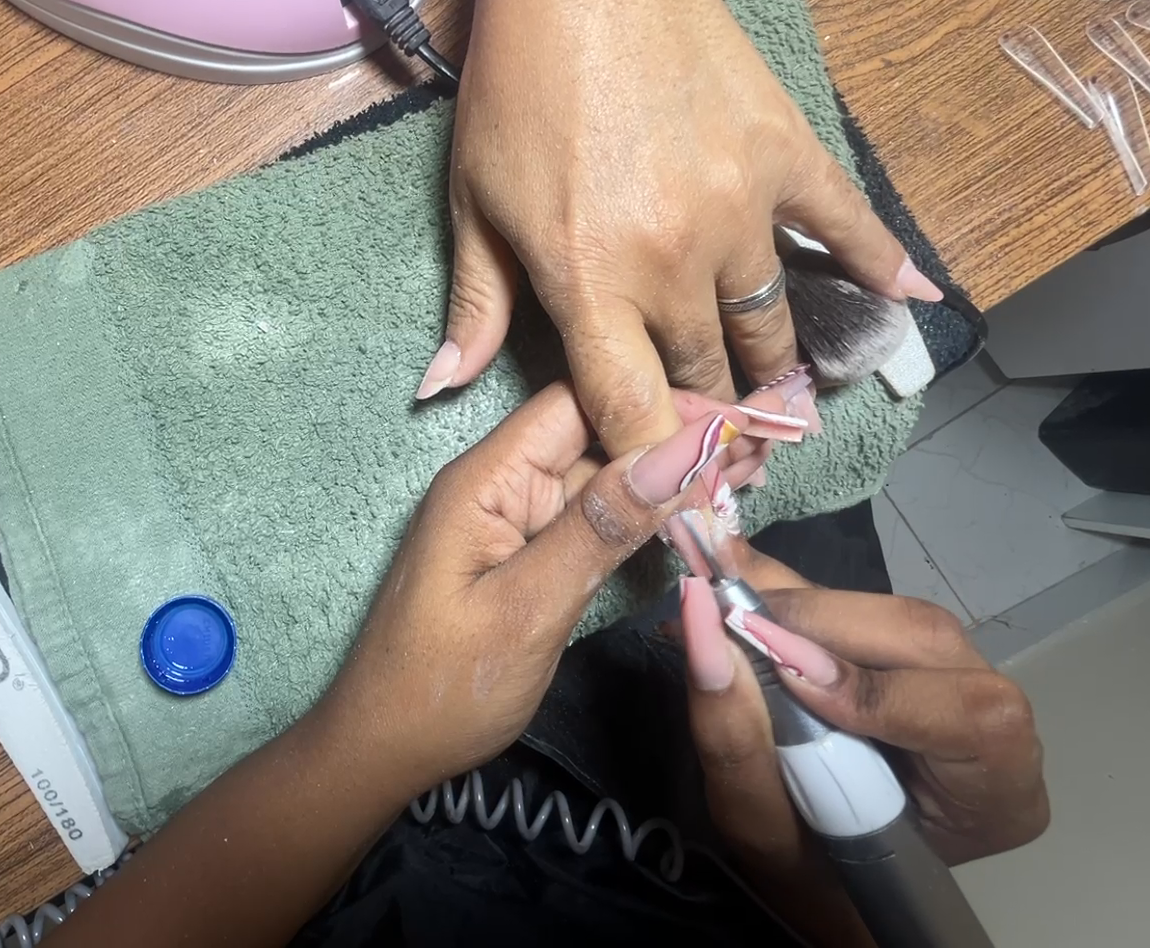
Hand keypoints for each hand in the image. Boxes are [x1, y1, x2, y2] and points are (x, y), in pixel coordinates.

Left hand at [316, 383, 744, 792]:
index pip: (574, 406)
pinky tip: (689, 519)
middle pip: (590, 439)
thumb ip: (598, 528)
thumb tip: (677, 451)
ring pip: (595, 480)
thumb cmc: (444, 685)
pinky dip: (637, 519)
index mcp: (485, 480)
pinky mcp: (521, 554)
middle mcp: (497, 485)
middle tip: (763, 449)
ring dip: (663, 480)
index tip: (735, 415)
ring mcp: (510, 520)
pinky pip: (584, 521)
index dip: (652, 402)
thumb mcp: (527, 608)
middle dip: (671, 440)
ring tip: (748, 475)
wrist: (385, 746)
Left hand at [426, 0, 940, 455]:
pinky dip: (876, 267)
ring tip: (775, 404)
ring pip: (767, 325)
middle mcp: (672, 263)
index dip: (649, 467)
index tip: (668, 503)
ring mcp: (741, 210)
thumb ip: (474, 310)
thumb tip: (440, 388)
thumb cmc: (515, 95)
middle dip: (703, 419)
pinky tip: (909, 304)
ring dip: (770, 372)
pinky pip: (844, 225)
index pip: (629, 411)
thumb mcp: (473, 207)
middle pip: (700, 375)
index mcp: (587, 283)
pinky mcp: (787, 155)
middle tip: (715, 451)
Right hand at [673, 547, 1048, 943]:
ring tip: (722, 608)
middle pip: (923, 638)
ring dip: (794, 602)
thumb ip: (735, 739)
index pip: (973, 718)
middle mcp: (988, 721)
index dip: (876, 688)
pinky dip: (779, 584)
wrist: (817, 862)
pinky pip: (846, 596)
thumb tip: (701, 633)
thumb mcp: (758, 825)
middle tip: (724, 618)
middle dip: (816, 619)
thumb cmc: (800, 863)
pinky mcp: (895, 643)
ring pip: (885, 608)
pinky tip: (728, 572)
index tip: (785, 676)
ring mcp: (949, 673)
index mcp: (991, 795)